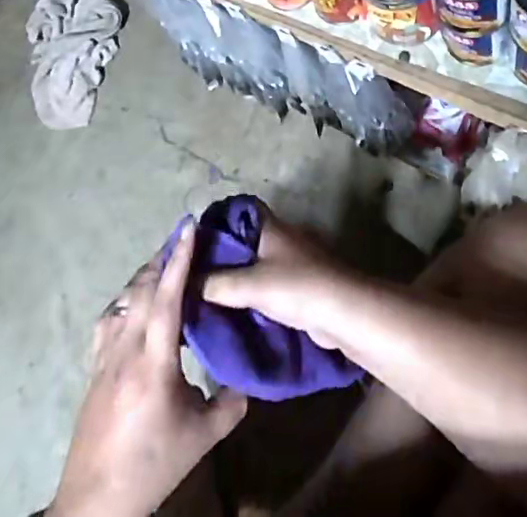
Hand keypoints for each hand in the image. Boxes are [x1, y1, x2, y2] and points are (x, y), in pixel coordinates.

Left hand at [50, 223, 248, 516]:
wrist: (95, 499)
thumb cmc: (153, 463)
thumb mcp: (202, 436)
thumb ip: (230, 401)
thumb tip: (247, 377)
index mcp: (153, 360)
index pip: (166, 296)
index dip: (179, 258)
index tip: (188, 227)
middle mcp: (124, 350)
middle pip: (139, 290)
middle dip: (161, 259)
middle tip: (182, 239)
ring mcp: (103, 358)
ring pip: (121, 302)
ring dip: (142, 278)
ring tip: (162, 267)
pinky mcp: (93, 371)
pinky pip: (108, 322)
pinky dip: (125, 302)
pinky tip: (134, 308)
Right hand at [199, 211, 356, 351]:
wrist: (343, 313)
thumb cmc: (296, 287)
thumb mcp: (248, 285)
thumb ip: (214, 283)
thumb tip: (183, 285)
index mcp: (269, 226)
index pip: (236, 213)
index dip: (214, 225)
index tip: (189, 245)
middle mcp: (280, 237)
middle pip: (242, 241)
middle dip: (219, 257)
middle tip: (191, 274)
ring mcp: (291, 261)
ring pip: (254, 264)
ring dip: (234, 278)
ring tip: (204, 294)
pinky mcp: (298, 285)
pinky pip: (265, 284)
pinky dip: (249, 293)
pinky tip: (231, 308)